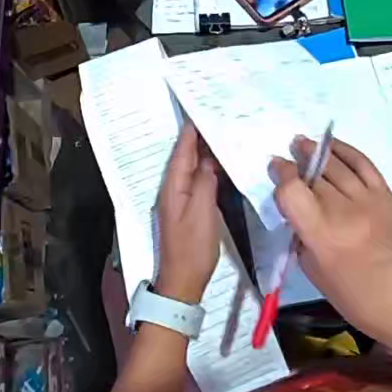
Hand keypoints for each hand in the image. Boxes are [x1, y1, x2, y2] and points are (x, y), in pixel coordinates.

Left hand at [152, 123, 219, 303]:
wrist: (183, 282)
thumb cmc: (193, 248)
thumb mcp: (202, 212)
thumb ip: (204, 182)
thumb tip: (208, 159)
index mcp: (172, 188)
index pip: (182, 152)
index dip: (191, 132)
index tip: (200, 109)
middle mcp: (172, 191)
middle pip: (184, 158)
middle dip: (197, 138)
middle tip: (214, 117)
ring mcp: (178, 202)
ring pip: (190, 169)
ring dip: (201, 153)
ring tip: (218, 135)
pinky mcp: (187, 211)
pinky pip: (195, 182)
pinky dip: (205, 169)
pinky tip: (216, 166)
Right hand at [270, 136, 391, 343]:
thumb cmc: (358, 299)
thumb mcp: (316, 273)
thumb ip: (304, 238)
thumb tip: (298, 213)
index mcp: (323, 236)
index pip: (293, 191)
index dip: (281, 175)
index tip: (275, 169)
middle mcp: (344, 211)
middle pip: (313, 175)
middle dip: (295, 164)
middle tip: (285, 158)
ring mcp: (369, 200)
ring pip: (336, 165)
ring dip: (316, 151)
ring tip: (302, 143)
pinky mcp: (387, 196)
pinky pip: (364, 164)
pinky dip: (346, 151)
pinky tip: (332, 146)